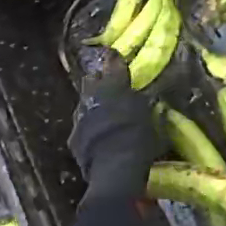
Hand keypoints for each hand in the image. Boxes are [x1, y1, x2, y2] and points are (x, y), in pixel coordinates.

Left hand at [67, 50, 160, 206]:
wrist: (114, 170)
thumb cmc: (140, 139)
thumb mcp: (152, 119)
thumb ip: (145, 104)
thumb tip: (147, 97)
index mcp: (114, 86)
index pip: (112, 63)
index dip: (115, 59)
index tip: (117, 55)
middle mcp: (92, 96)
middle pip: (92, 80)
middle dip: (99, 80)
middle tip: (110, 85)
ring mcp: (79, 116)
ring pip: (84, 101)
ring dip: (93, 103)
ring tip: (104, 111)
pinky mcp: (73, 136)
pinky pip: (82, 123)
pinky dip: (90, 125)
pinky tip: (98, 133)